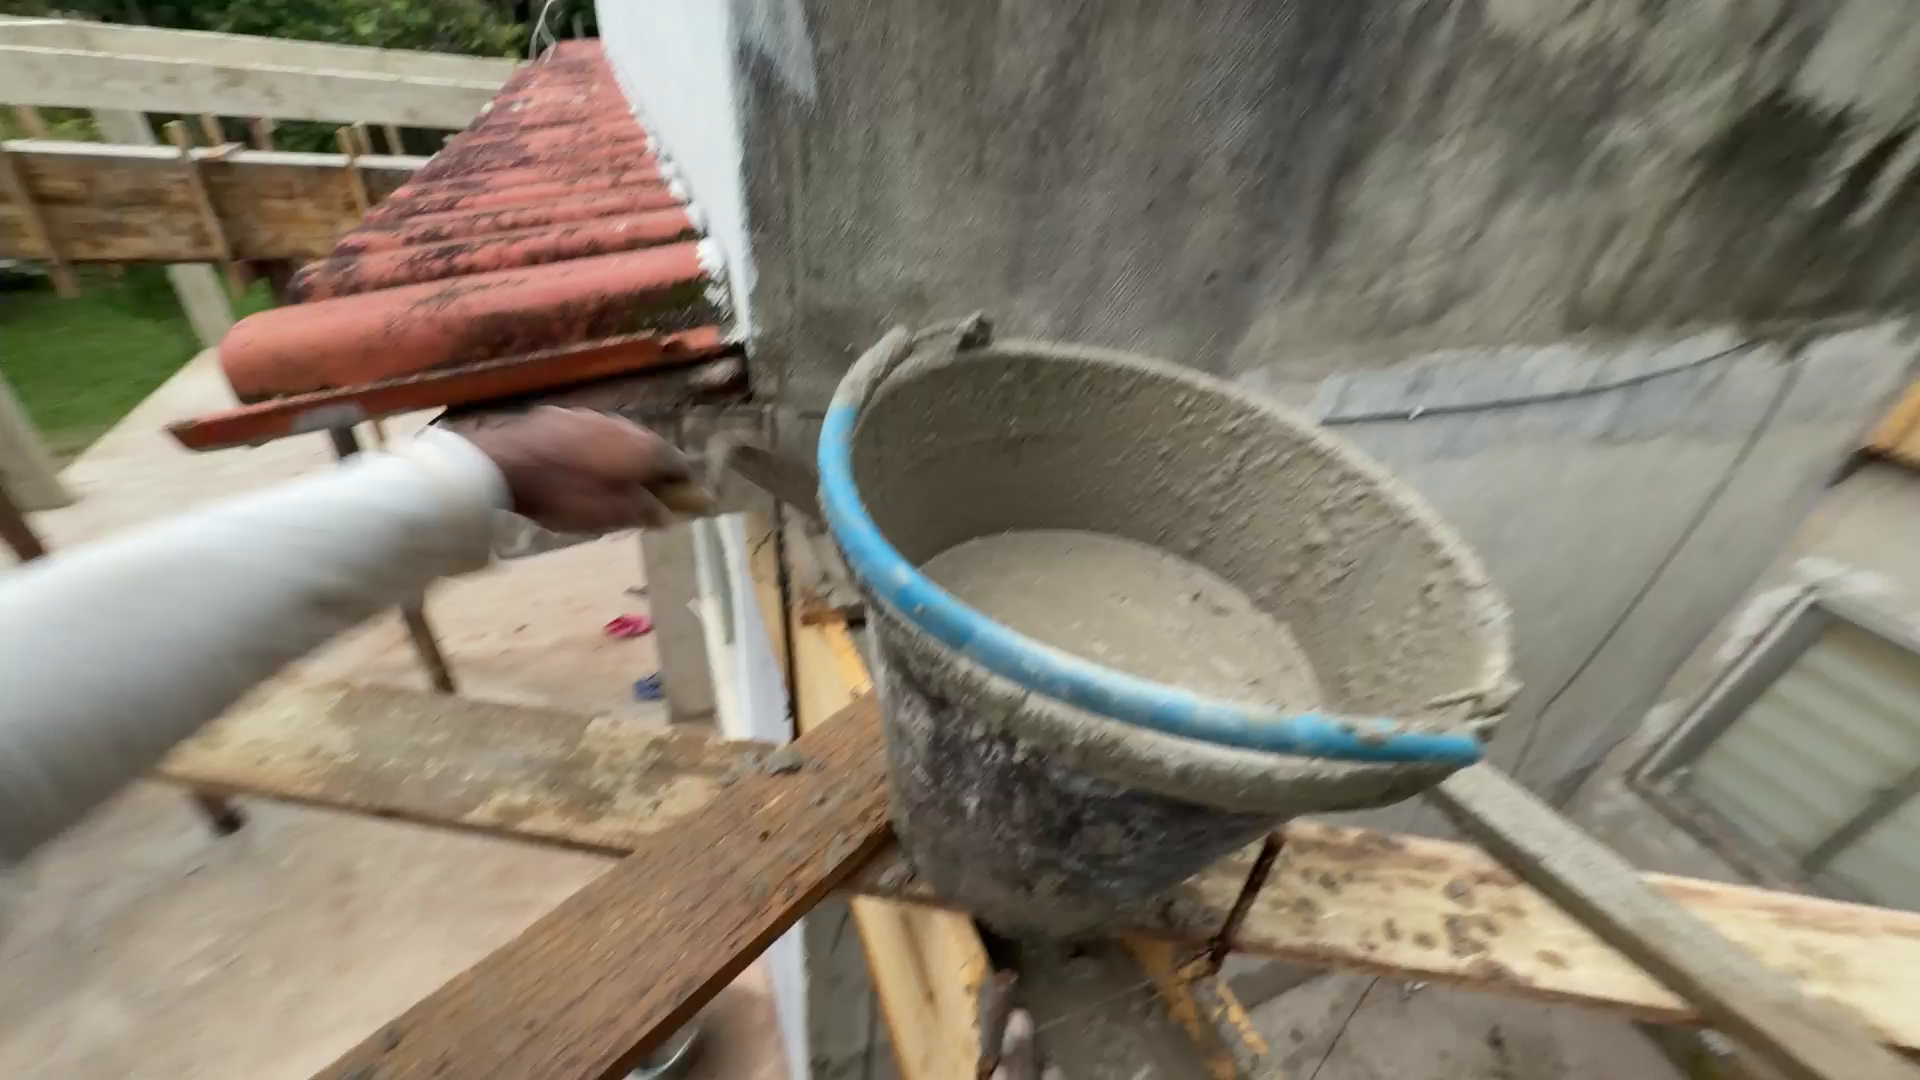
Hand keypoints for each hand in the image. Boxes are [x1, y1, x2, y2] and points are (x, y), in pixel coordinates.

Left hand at [459, 407, 691, 532]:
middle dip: (650, 471)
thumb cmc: (566, 495)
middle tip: (639, 496)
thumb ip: (647, 512)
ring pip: (619, 439)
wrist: (501, 465)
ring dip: (620, 458)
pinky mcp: (560, 414)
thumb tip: (668, 513)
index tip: (675, 504)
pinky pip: (588, 434)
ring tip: (605, 481)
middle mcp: (626, 426)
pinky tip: (574, 466)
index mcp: (646, 450)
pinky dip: (591, 449)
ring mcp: (592, 416)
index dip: (682, 487)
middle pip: (650, 449)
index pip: (681, 466)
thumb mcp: (612, 515)